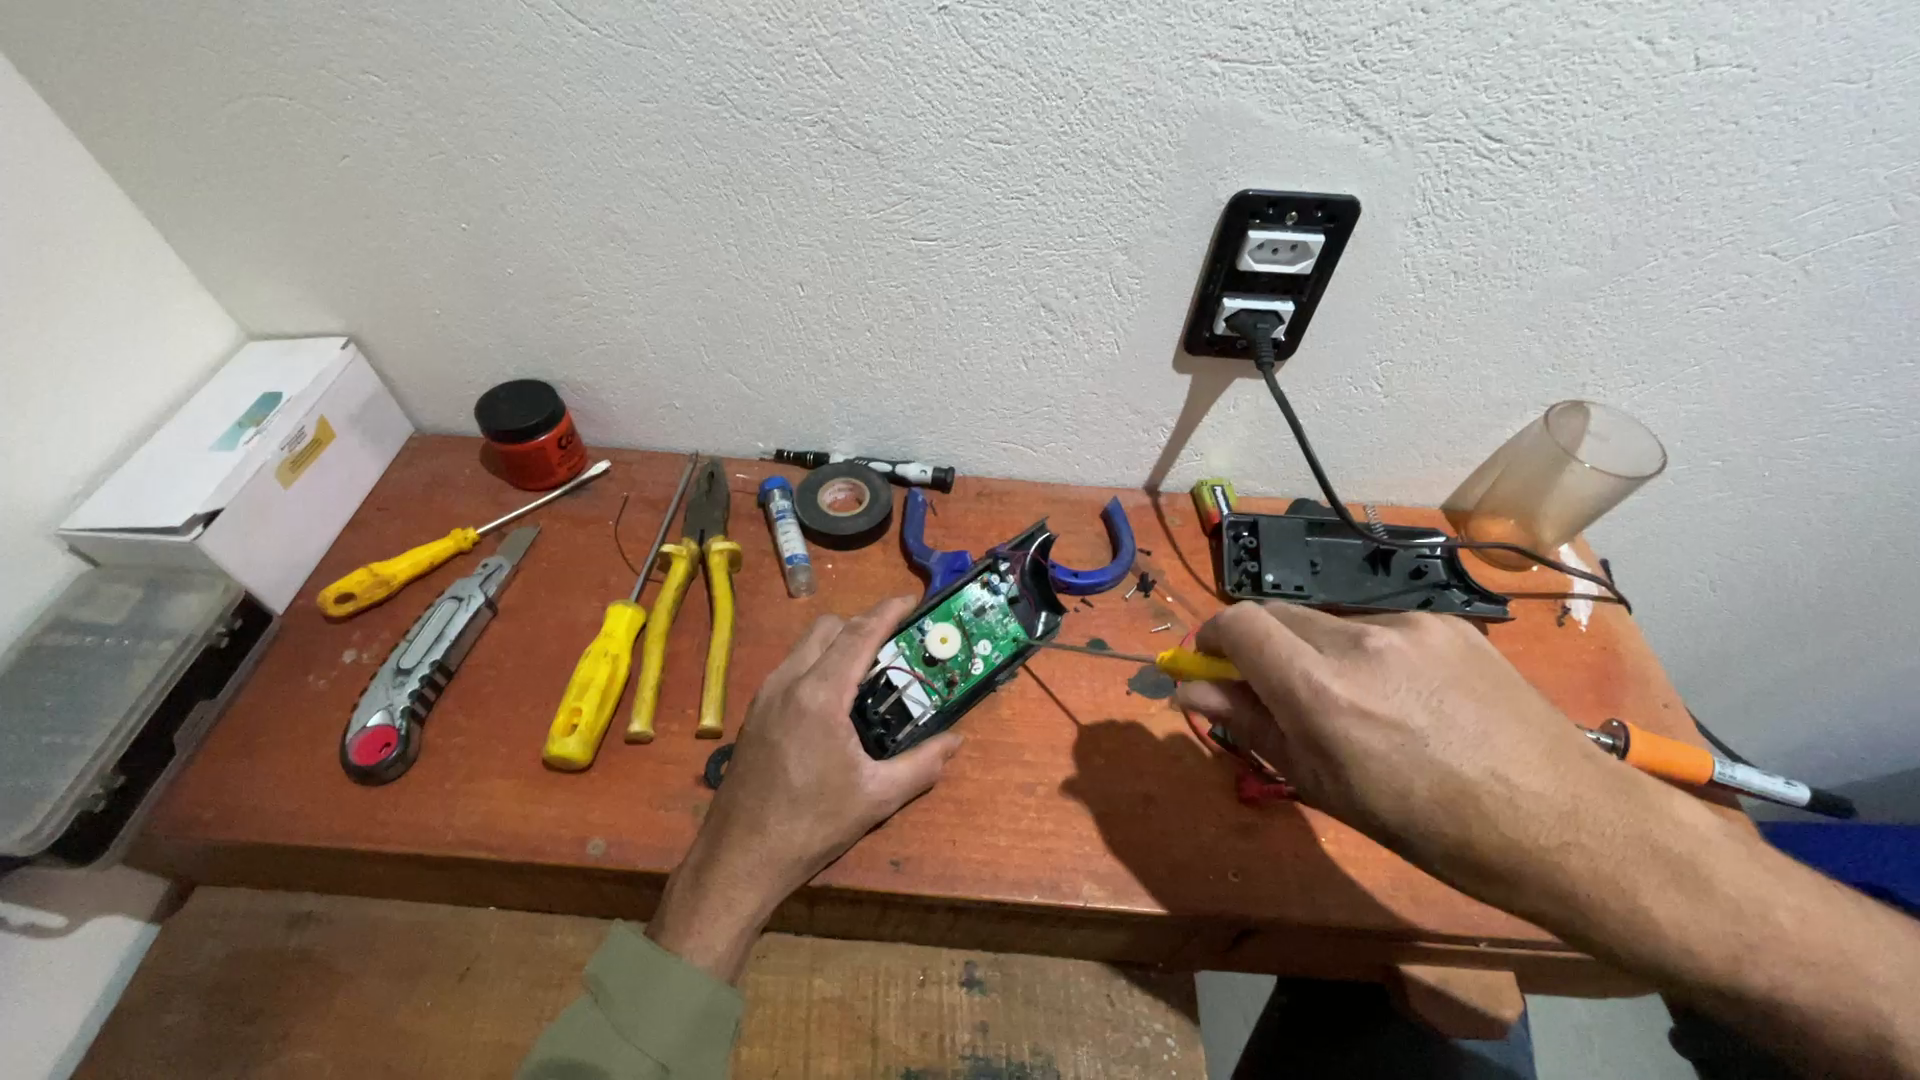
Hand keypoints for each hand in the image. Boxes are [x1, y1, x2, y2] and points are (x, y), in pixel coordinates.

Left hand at [647, 595, 961, 980]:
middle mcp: (788, 682)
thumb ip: (922, 764)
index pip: (858, 634)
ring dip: (838, 641)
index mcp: (820, 695)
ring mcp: (765, 695)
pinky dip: (817, 662)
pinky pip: (791, 666)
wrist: (740, 857)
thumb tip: (956, 741)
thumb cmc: (812, 825)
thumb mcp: (877, 797)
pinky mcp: (754, 712)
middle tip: (895, 641)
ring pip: (804, 643)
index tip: (911, 600)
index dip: (888, 611)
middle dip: (863, 623)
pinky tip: (835, 698)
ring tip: (869, 667)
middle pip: (828, 627)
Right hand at [1173, 601, 1646, 903]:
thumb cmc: (1427, 827)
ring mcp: (1408, 623)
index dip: (1211, 640)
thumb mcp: (1322, 785)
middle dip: (1260, 647)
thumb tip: (1190, 690)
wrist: (1562, 821)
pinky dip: (1366, 650)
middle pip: (1276, 615)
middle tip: (1276, 695)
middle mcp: (1358, 638)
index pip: (1236, 624)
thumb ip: (1250, 725)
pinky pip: (1379, 624)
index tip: (1212, 668)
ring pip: (1326, 619)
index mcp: (1321, 689)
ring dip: (1314, 650)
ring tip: (1355, 705)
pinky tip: (1405, 697)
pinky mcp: (1447, 620)